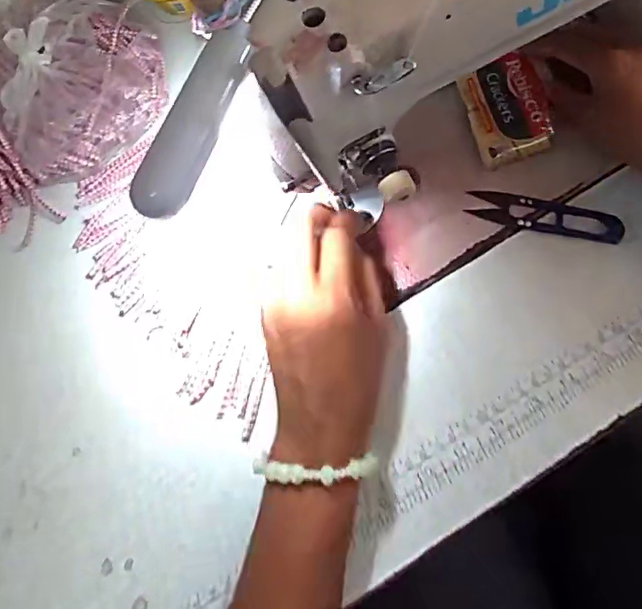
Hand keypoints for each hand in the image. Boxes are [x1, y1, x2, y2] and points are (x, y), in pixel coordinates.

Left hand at [262, 205, 387, 468]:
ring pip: (283, 243)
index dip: (348, 218)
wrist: (317, 424)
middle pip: (299, 226)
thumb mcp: (378, 324)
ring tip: (323, 250)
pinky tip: (308, 274)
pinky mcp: (262, 310)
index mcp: (333, 297)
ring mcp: (274, 300)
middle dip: (320, 216)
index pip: (335, 233)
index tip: (356, 220)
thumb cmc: (358, 380)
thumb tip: (357, 245)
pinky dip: (292, 260)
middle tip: (336, 224)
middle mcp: (297, 292)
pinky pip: (276, 268)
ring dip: (303, 237)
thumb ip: (367, 276)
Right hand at [526, 21, 641, 198]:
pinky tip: (604, 73)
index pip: (565, 43)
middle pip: (588, 33)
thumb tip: (549, 83)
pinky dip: (608, 55)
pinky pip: (627, 50)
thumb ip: (564, 97)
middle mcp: (628, 46)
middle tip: (544, 51)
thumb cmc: (633, 138)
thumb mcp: (589, 121)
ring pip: (610, 39)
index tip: (523, 47)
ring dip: (587, 45)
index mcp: (606, 58)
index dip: (541, 45)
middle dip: (563, 40)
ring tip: (571, 60)